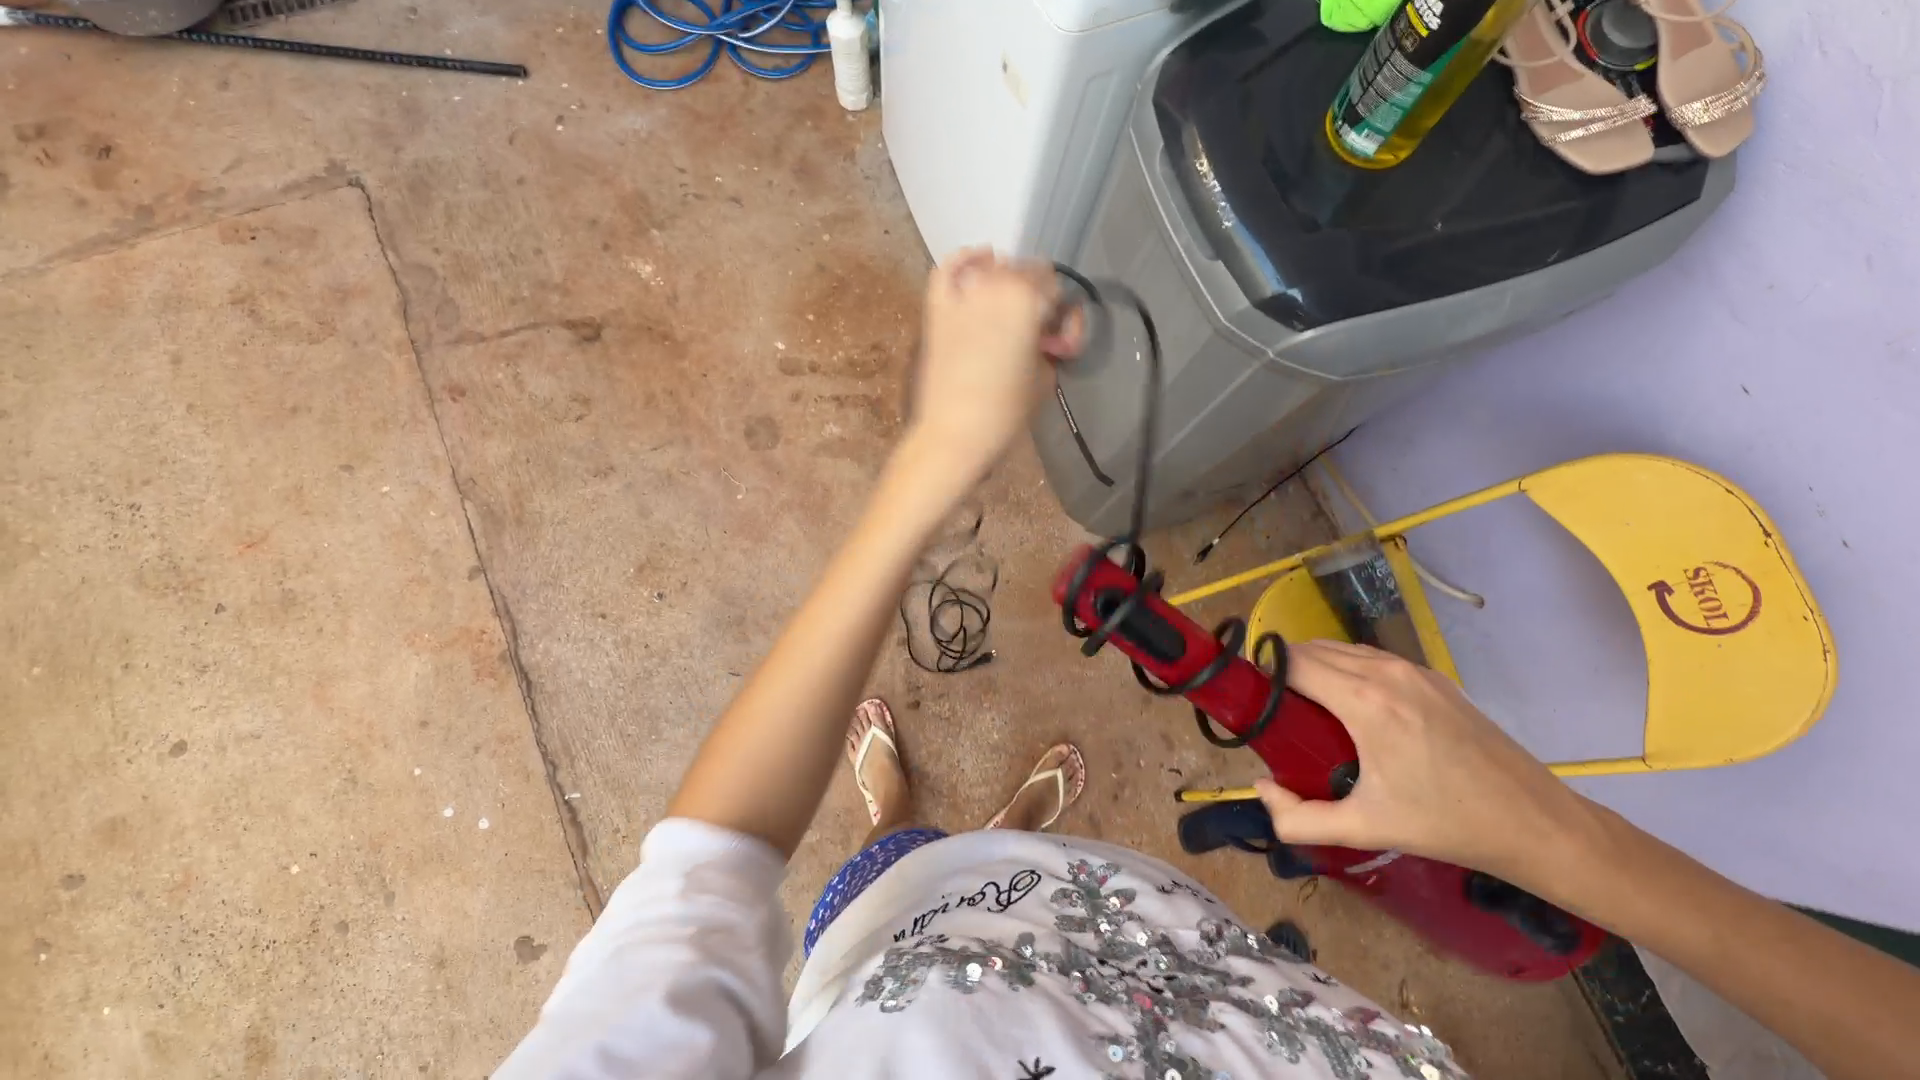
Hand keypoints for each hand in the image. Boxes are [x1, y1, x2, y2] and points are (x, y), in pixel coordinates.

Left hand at [901, 249, 1079, 483]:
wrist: (955, 433)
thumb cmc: (1006, 410)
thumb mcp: (1045, 375)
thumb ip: (1049, 343)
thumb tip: (1043, 335)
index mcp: (1028, 300)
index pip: (1054, 285)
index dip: (1059, 310)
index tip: (1056, 337)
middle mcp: (995, 285)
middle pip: (1025, 272)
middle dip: (1034, 294)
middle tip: (1034, 329)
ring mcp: (962, 293)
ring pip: (993, 267)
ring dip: (1006, 280)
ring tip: (1009, 307)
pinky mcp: (936, 308)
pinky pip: (950, 268)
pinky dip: (966, 260)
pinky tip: (980, 260)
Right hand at [1254, 641, 1596, 881]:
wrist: (1532, 822)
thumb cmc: (1444, 825)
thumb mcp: (1363, 828)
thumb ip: (1296, 818)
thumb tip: (1260, 789)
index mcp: (1365, 702)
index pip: (1292, 661)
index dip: (1263, 676)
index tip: (1252, 705)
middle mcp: (1386, 672)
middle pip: (1312, 649)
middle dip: (1284, 674)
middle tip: (1277, 716)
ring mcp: (1414, 671)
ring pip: (1342, 649)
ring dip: (1315, 669)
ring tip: (1310, 714)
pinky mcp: (1434, 678)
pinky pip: (1371, 659)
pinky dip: (1347, 671)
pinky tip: (1352, 713)